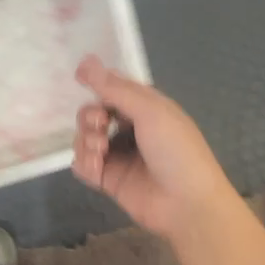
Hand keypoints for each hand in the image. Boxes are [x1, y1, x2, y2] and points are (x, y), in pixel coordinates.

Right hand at [71, 55, 234, 238]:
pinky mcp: (109, 181)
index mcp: (146, 109)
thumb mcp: (150, 112)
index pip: (114, 90)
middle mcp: (131, 130)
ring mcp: (119, 157)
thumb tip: (86, 62)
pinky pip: (84, 166)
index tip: (79, 78)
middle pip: (94, 114)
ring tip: (101, 151)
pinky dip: (84, 163)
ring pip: (85, 140)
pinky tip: (96, 167)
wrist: (186, 202)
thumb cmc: (176, 151)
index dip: (98, 84)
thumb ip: (116, 89)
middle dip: (90, 116)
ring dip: (86, 140)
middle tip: (101, 125)